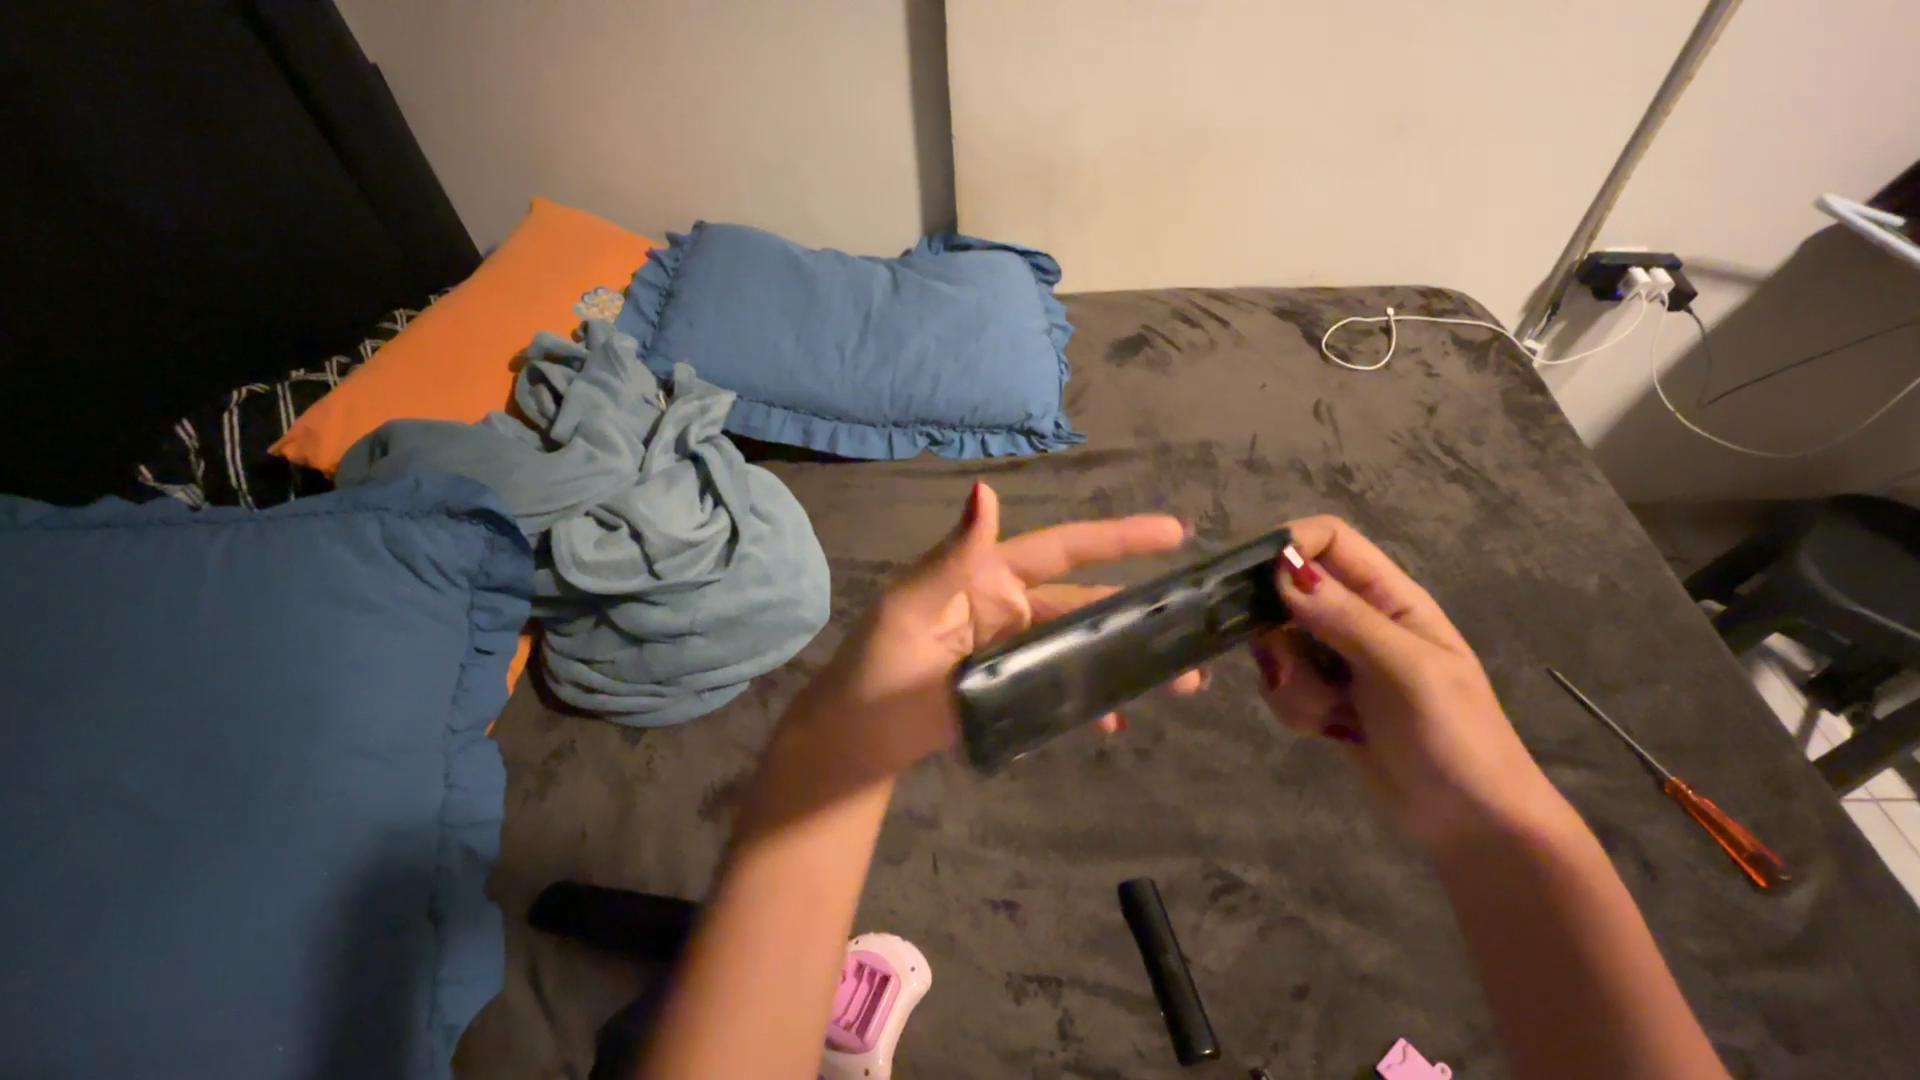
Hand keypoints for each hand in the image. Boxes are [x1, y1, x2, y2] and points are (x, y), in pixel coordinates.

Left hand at [786, 481, 1202, 776]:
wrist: (857, 739)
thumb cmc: (876, 667)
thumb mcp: (910, 608)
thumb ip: (953, 556)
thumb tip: (984, 489)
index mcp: (989, 576)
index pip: (1062, 550)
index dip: (1117, 538)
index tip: (1174, 531)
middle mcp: (1010, 608)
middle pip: (1085, 603)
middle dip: (1138, 613)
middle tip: (1193, 627)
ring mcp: (1014, 652)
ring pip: (1082, 648)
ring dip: (1126, 662)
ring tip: (1181, 685)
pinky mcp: (1013, 692)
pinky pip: (1063, 690)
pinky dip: (1091, 703)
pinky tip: (1118, 721)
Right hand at [1252, 516, 1560, 845]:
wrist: (1470, 823)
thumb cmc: (1455, 738)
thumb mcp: (1407, 672)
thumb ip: (1345, 619)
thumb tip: (1282, 570)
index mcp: (1389, 597)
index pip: (1329, 541)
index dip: (1289, 547)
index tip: (1256, 585)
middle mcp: (1357, 619)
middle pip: (1285, 593)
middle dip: (1277, 632)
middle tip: (1290, 666)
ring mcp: (1336, 660)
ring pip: (1275, 644)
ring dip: (1289, 681)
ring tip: (1329, 713)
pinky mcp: (1321, 697)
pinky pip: (1279, 683)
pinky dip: (1292, 707)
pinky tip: (1326, 730)